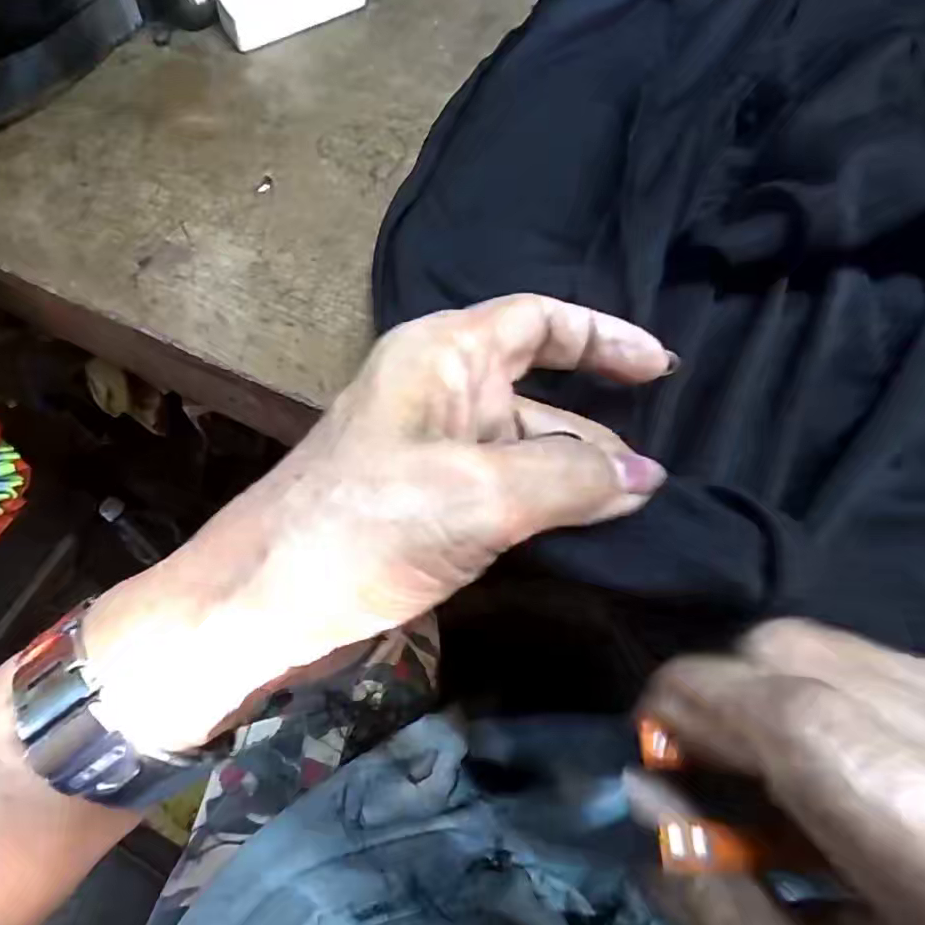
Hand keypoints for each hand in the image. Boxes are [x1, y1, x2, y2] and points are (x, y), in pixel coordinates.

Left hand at [84, 294, 674, 751]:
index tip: (662, 369)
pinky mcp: (426, 501)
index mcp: (442, 356)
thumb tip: (646, 476)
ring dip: (575, 476)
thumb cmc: (362, 529)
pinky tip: (585, 530)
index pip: (539, 321)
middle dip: (597, 431)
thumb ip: (569, 478)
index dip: (604, 336)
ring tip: (636, 509)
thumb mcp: (477, 494)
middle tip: (655, 478)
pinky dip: (544, 505)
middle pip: (539, 393)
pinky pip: (503, 488)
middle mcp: (439, 392)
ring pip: (524, 448)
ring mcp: (431, 451)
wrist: (261, 603)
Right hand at [640, 620, 924, 924]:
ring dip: (780, 697)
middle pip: (827, 665)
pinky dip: (847, 708)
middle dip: (729, 694)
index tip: (648, 727)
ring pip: (863, 657)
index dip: (705, 704)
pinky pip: (915, 677)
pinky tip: (857, 775)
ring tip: (773, 772)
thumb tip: (643, 788)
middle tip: (697, 755)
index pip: (817, 731)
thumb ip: (724, 906)